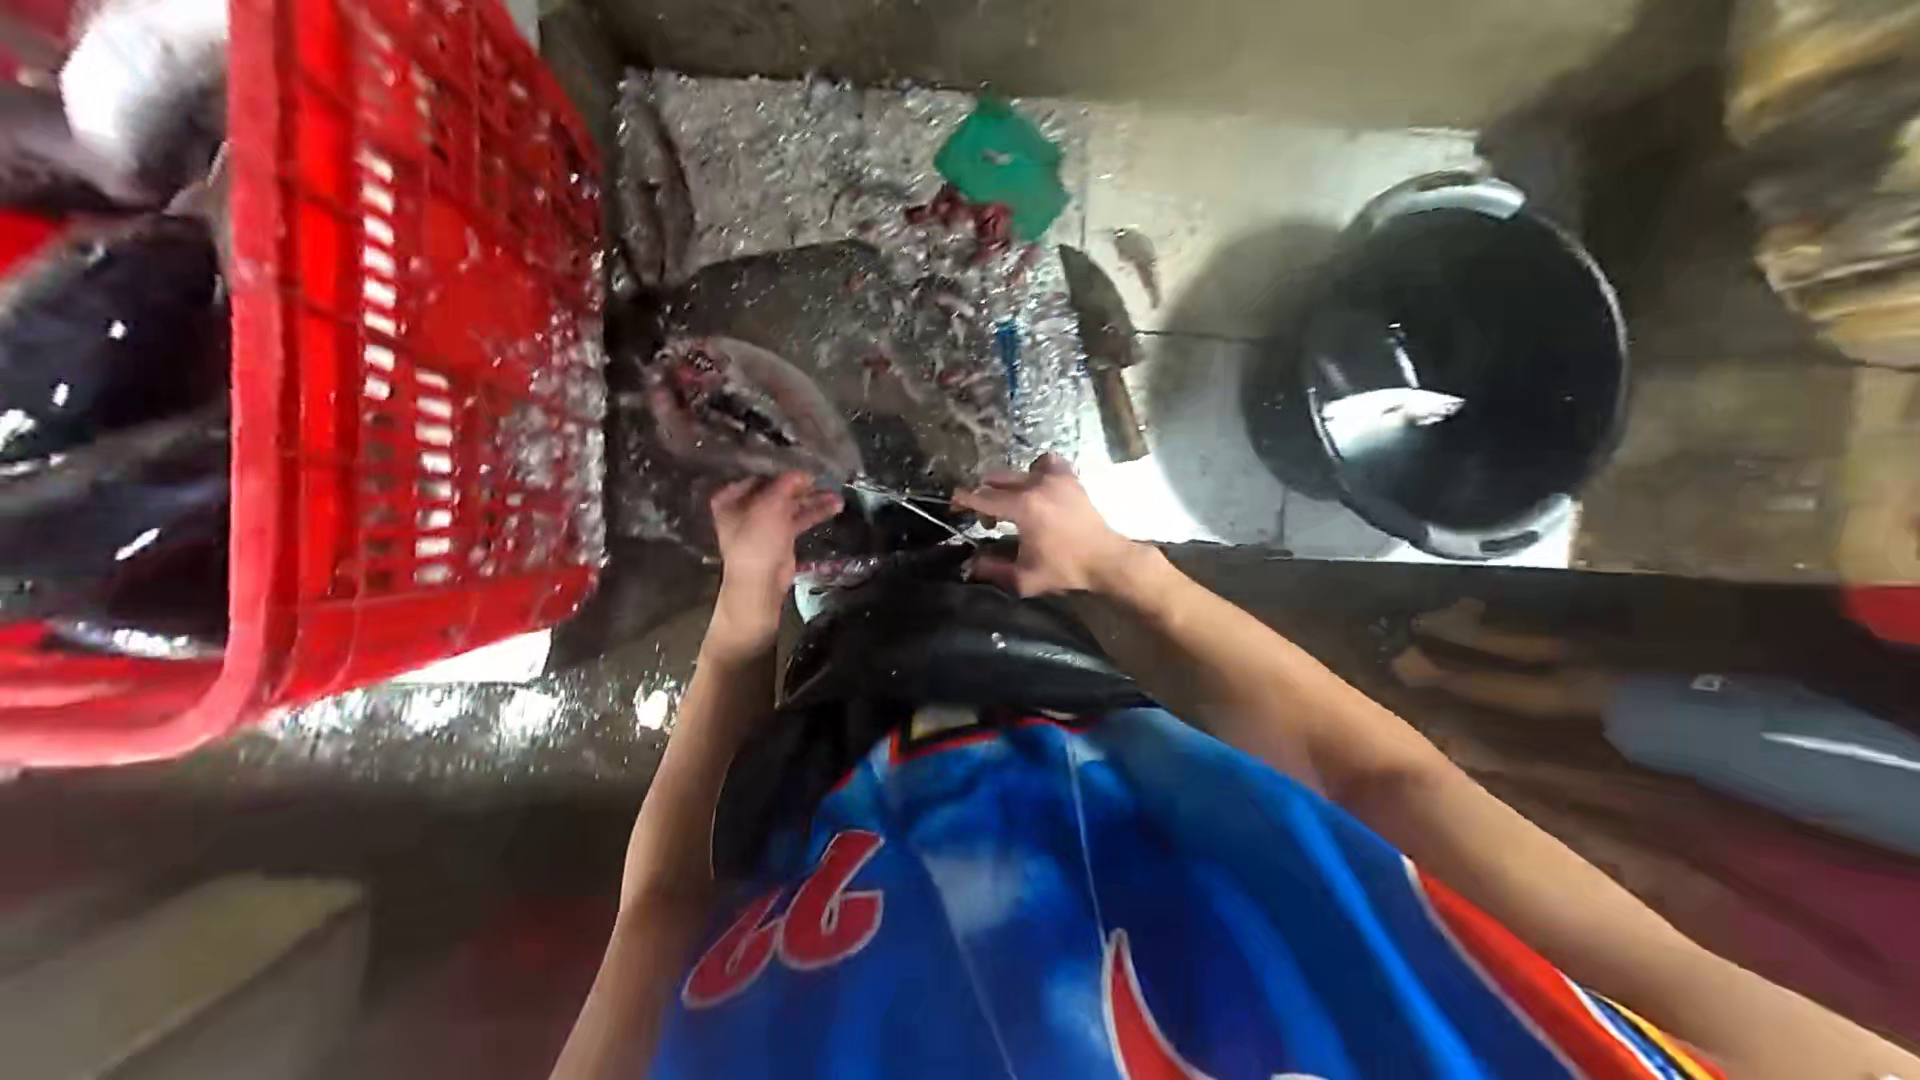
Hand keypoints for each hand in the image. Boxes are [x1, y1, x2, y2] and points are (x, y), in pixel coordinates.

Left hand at [709, 472, 841, 642]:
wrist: (760, 582)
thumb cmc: (757, 540)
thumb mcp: (769, 506)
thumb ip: (786, 485)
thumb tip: (803, 473)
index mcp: (731, 498)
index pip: (758, 475)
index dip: (780, 470)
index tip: (803, 463)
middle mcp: (746, 508)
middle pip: (777, 490)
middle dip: (802, 485)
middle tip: (824, 478)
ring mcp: (764, 523)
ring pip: (791, 504)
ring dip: (813, 499)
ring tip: (837, 493)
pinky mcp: (781, 536)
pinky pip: (799, 518)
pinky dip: (814, 512)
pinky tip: (834, 506)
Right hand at [953, 453, 1143, 596]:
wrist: (1106, 560)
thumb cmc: (1066, 570)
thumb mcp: (1024, 578)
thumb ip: (992, 569)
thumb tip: (968, 565)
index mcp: (1023, 507)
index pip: (983, 497)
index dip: (964, 501)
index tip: (954, 506)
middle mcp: (1036, 485)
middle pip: (995, 480)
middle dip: (984, 497)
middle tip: (987, 520)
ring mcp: (1055, 478)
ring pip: (1017, 471)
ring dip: (1006, 487)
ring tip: (1012, 507)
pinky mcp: (1069, 478)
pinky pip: (1044, 463)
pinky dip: (1035, 470)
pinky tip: (1037, 487)